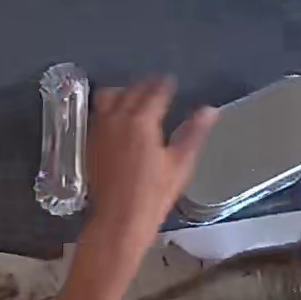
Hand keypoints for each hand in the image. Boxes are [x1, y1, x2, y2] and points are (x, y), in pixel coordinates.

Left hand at [86, 75, 217, 244]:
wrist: (119, 218)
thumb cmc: (153, 194)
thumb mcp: (181, 163)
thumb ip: (194, 132)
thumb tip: (210, 110)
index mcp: (141, 121)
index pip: (154, 92)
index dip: (165, 84)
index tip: (171, 80)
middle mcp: (117, 120)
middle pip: (130, 90)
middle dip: (145, 84)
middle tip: (157, 84)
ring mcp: (100, 130)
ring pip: (108, 97)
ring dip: (124, 91)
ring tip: (135, 94)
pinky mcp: (91, 142)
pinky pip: (99, 113)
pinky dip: (110, 106)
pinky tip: (119, 116)